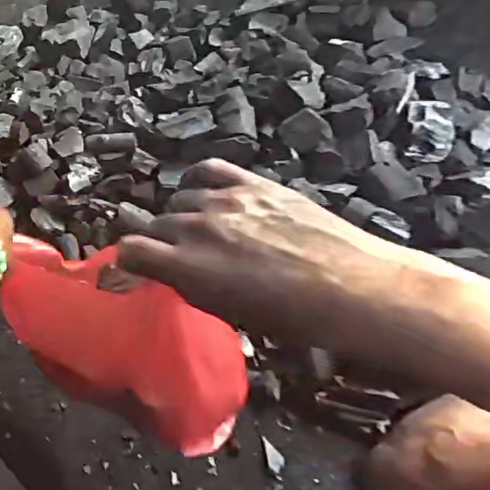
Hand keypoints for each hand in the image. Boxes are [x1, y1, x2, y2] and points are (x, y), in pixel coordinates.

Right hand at [115, 160, 465, 359]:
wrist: (361, 290)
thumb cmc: (296, 317)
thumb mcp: (227, 312)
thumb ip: (186, 284)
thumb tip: (166, 270)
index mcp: (186, 265)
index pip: (128, 249)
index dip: (129, 259)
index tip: (137, 266)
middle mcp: (195, 228)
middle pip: (154, 224)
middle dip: (162, 240)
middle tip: (183, 256)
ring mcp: (221, 201)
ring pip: (178, 200)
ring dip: (185, 215)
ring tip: (208, 231)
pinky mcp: (248, 183)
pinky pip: (204, 171)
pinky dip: (198, 182)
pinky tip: (207, 195)